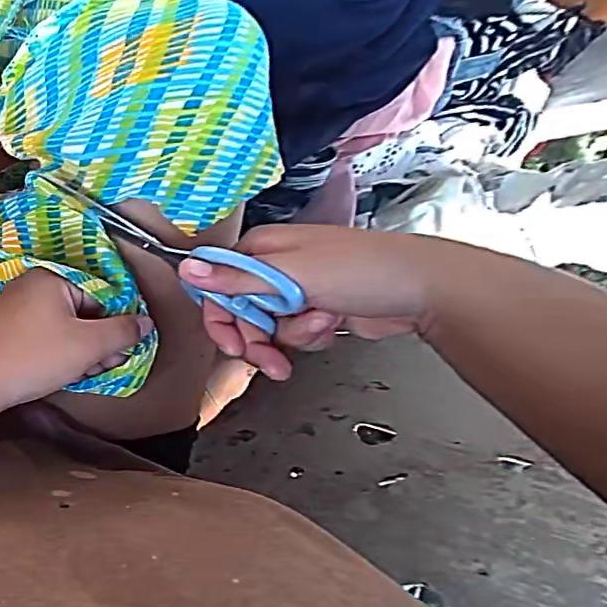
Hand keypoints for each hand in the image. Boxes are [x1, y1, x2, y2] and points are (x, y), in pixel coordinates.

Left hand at [0, 269, 152, 410]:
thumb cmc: (36, 358)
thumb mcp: (88, 345)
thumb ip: (122, 331)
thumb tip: (147, 322)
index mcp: (52, 276)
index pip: (101, 293)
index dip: (116, 323)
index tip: (122, 350)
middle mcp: (32, 282)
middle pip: (82, 307)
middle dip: (99, 339)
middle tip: (107, 365)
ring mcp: (16, 304)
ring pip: (64, 321)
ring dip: (81, 347)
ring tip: (87, 371)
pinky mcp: (7, 325)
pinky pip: (44, 330)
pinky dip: (59, 347)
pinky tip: (64, 369)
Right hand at [179, 226, 447, 379]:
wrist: (418, 289)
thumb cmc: (361, 269)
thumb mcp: (289, 276)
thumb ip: (234, 280)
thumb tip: (188, 270)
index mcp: (262, 250)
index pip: (218, 286)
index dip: (220, 318)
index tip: (231, 342)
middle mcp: (275, 268)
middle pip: (241, 314)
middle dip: (256, 339)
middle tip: (268, 356)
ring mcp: (296, 290)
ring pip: (267, 329)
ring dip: (290, 337)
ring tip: (319, 325)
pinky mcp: (314, 310)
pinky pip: (292, 336)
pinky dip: (309, 338)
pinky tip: (331, 325)